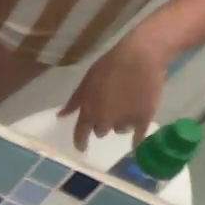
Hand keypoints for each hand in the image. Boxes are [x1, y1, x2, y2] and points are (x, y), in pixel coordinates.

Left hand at [61, 25, 175, 150]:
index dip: (80, 142)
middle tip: (110, 112)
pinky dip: (137, 139)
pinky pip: (138, 135)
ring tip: (127, 111)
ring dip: (120, 124)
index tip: (82, 148)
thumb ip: (74, 102)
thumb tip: (60, 116)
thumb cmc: (109, 66)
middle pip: (101, 132)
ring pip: (119, 130)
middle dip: (103, 124)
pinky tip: (136, 143)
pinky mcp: (144, 117)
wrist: (141, 56)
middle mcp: (104, 122)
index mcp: (88, 114)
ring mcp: (124, 121)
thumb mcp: (85, 82)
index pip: (80, 135)